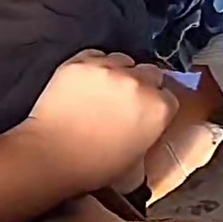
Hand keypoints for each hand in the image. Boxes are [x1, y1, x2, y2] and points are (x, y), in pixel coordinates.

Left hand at [9, 50, 178, 193]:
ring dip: (118, 72)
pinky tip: (86, 83)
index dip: (157, 105)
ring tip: (104, 90)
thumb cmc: (94, 166)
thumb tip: (145, 122)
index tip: (146, 111)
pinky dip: (94, 66)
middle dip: (143, 84)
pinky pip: (95, 55)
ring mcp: (108, 69)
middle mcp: (138, 82)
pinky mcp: (80, 62)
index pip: (169, 97)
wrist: (52, 156)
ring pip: (123, 60)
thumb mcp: (137, 157)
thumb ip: (149, 132)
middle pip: (151, 72)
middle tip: (127, 100)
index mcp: (158, 108)